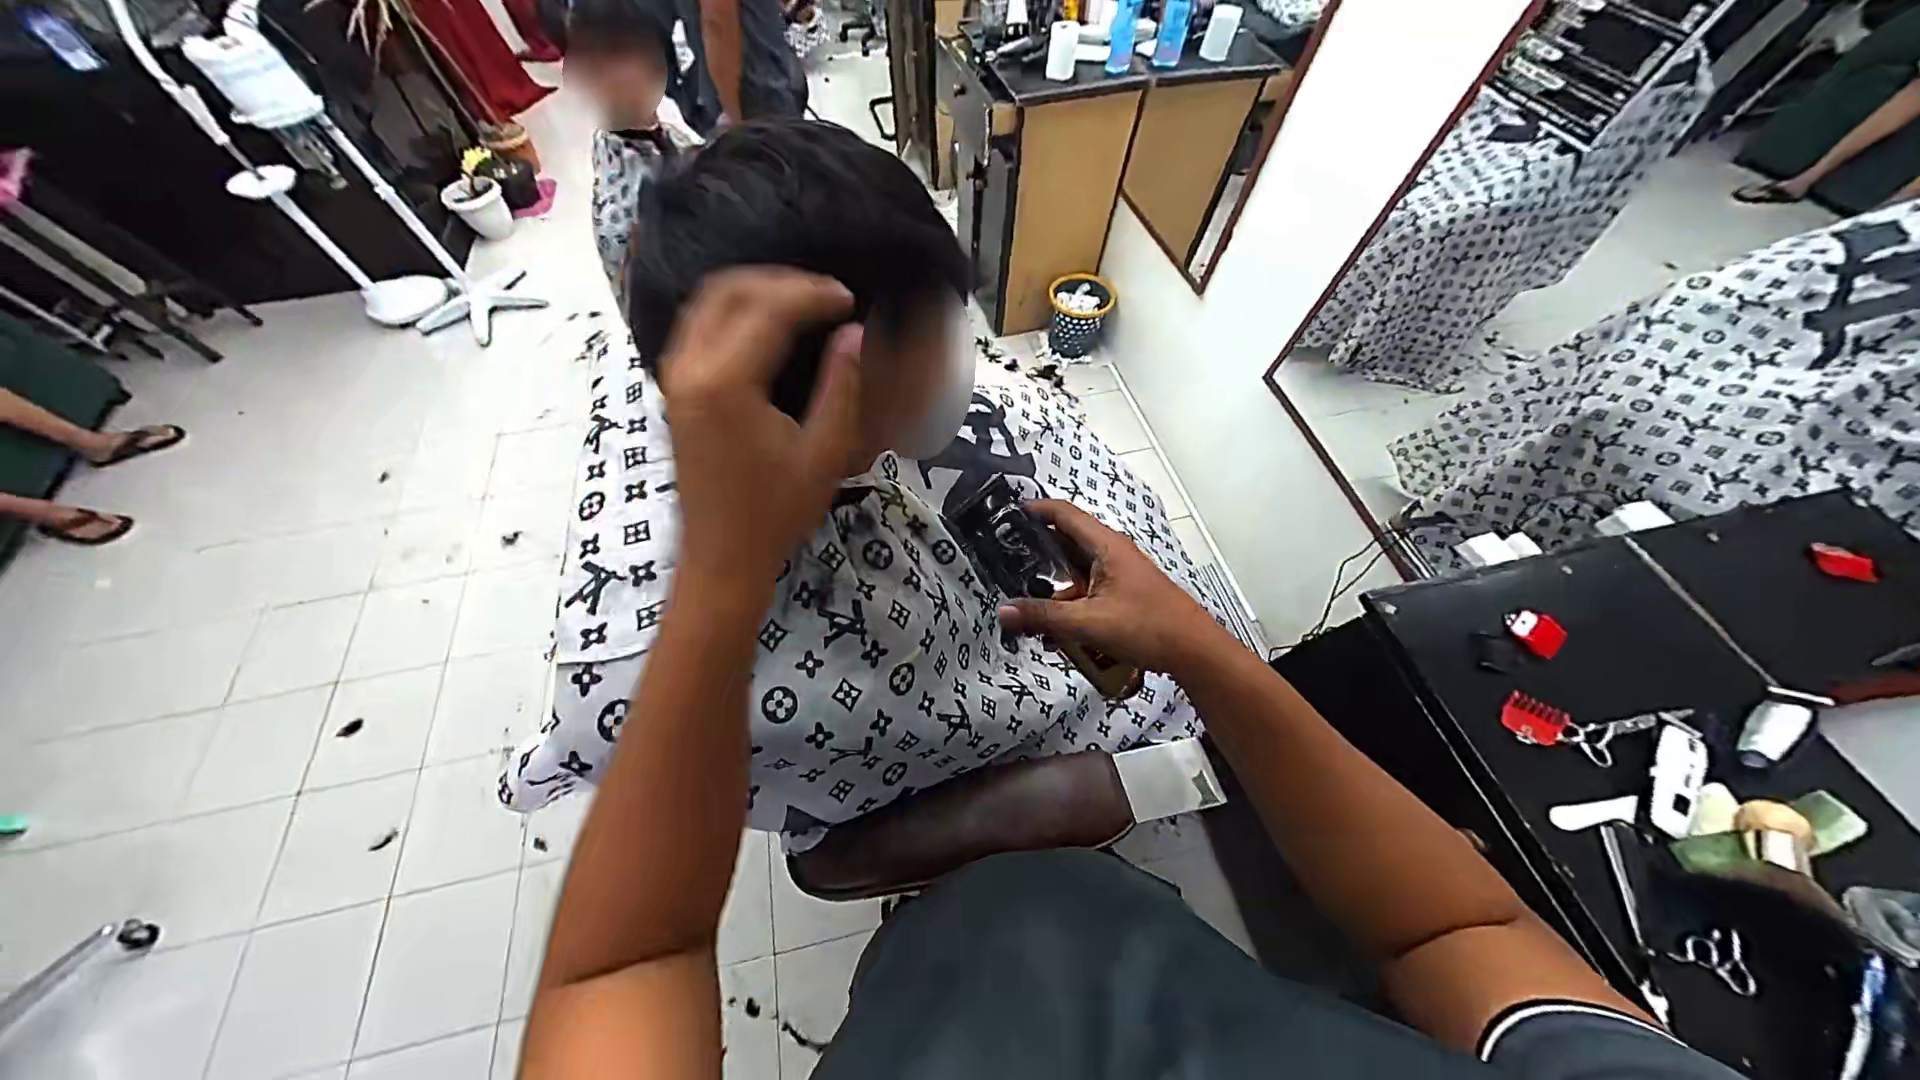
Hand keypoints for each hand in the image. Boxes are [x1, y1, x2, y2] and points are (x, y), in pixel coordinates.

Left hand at [658, 267, 863, 588]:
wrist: (723, 557)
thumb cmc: (777, 513)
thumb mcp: (825, 453)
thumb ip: (843, 387)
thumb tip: (855, 334)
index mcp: (726, 383)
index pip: (768, 310)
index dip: (811, 295)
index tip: (848, 299)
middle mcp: (689, 369)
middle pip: (728, 292)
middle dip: (781, 282)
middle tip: (826, 295)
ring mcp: (675, 379)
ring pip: (706, 304)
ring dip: (753, 292)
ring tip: (801, 302)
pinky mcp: (675, 392)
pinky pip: (697, 327)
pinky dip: (732, 312)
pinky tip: (766, 326)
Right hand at [996, 500, 1236, 676]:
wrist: (1195, 652)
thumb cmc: (1150, 627)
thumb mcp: (1088, 622)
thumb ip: (1044, 616)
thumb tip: (1005, 612)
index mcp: (1106, 546)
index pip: (1064, 513)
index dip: (1035, 509)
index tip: (1008, 514)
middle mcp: (1112, 554)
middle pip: (1065, 543)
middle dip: (1037, 556)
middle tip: (1008, 566)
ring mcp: (1118, 574)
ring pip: (1075, 572)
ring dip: (1053, 588)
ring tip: (1028, 609)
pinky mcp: (1122, 594)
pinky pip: (1087, 591)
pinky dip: (1069, 604)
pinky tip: (1056, 630)